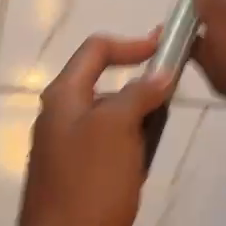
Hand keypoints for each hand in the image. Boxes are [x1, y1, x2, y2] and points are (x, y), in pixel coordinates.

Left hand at [20, 31, 174, 225]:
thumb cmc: (90, 182)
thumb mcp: (119, 127)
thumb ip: (141, 93)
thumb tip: (162, 73)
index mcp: (63, 95)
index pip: (97, 48)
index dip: (132, 43)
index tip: (165, 49)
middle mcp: (58, 116)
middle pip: (103, 82)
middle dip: (138, 87)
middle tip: (166, 97)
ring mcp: (62, 149)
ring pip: (107, 118)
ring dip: (134, 121)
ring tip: (154, 137)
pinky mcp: (72, 178)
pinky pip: (104, 149)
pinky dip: (125, 148)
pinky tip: (138, 168)